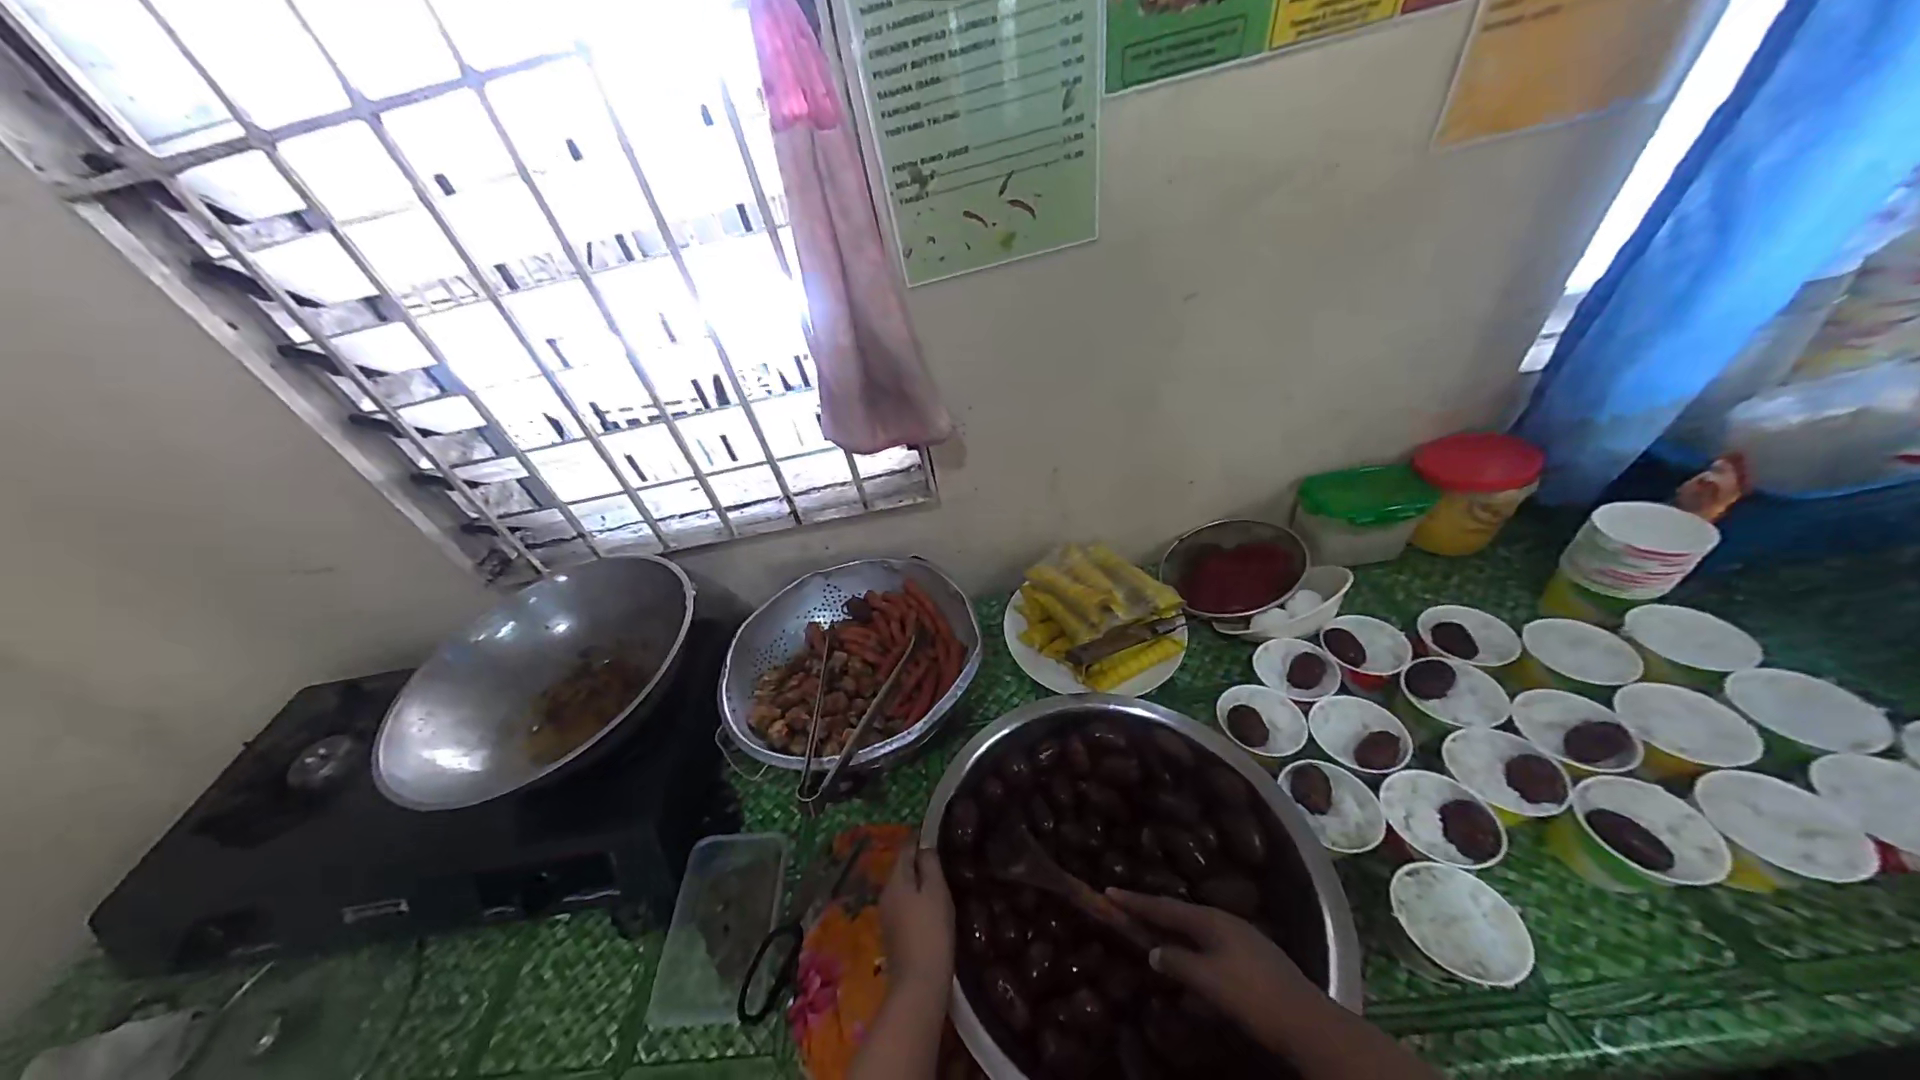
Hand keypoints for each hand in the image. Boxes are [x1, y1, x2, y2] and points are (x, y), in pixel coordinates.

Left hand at [879, 846, 953, 991]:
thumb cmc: (931, 931)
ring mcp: (887, 916)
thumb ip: (930, 865)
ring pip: (904, 889)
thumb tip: (924, 846)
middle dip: (920, 862)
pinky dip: (918, 902)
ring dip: (919, 883)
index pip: (905, 849)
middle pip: (903, 869)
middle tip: (945, 859)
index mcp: (895, 880)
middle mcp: (886, 894)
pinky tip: (933, 908)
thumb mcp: (936, 892)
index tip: (938, 836)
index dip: (920, 840)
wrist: (919, 983)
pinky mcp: (894, 934)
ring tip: (942, 883)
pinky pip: (905, 907)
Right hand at [1107, 889, 1320, 1034]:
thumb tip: (1154, 950)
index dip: (1136, 902)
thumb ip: (1176, 962)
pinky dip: (1189, 943)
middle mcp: (1225, 921)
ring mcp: (1241, 938)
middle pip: (1180, 913)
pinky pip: (1209, 942)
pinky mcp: (1251, 958)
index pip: (1165, 907)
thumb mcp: (1207, 981)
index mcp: (1211, 920)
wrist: (1308, 1023)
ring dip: (1171, 928)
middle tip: (1126, 907)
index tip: (1109, 891)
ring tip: (1151, 929)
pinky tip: (1187, 956)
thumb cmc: (1252, 997)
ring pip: (1196, 928)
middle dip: (1152, 911)